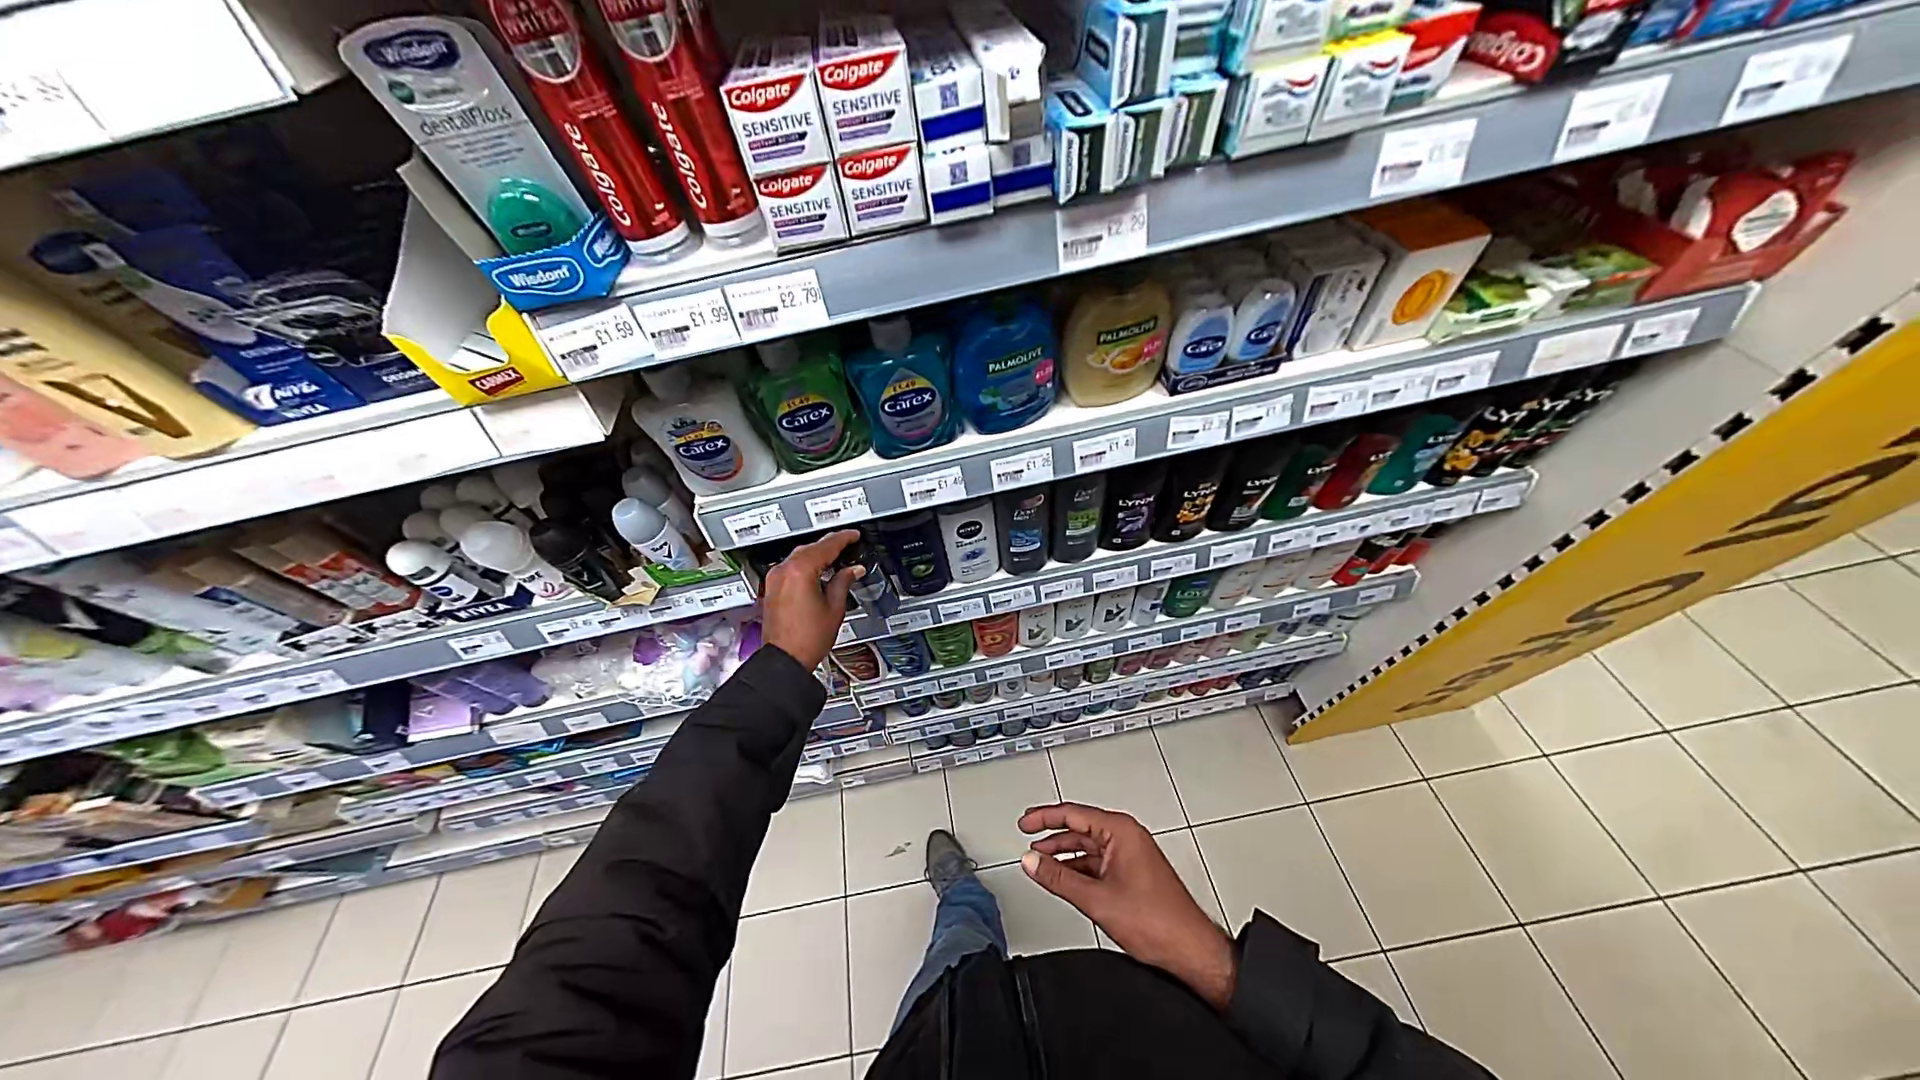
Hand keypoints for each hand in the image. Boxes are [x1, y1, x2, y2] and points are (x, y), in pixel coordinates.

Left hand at [761, 530, 862, 668]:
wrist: (785, 659)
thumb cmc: (806, 640)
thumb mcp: (835, 607)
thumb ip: (843, 581)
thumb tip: (853, 570)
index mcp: (800, 571)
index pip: (826, 546)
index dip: (843, 539)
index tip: (853, 536)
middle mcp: (783, 572)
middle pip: (810, 548)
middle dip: (829, 546)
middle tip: (847, 544)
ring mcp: (775, 580)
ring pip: (798, 557)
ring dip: (817, 555)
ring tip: (835, 558)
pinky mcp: (772, 590)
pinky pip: (790, 569)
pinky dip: (805, 566)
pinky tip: (817, 572)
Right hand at [1019, 802, 1236, 1010]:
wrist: (1190, 950)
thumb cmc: (1160, 922)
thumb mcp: (1096, 898)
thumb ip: (1057, 877)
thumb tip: (1032, 861)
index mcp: (1120, 831)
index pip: (1073, 813)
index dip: (1044, 816)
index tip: (1026, 821)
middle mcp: (1127, 836)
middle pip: (1079, 826)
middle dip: (1051, 832)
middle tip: (1028, 832)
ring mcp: (1130, 854)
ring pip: (1087, 845)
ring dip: (1062, 852)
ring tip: (1039, 859)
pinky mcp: (1132, 871)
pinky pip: (1097, 861)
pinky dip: (1077, 867)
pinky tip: (1063, 876)